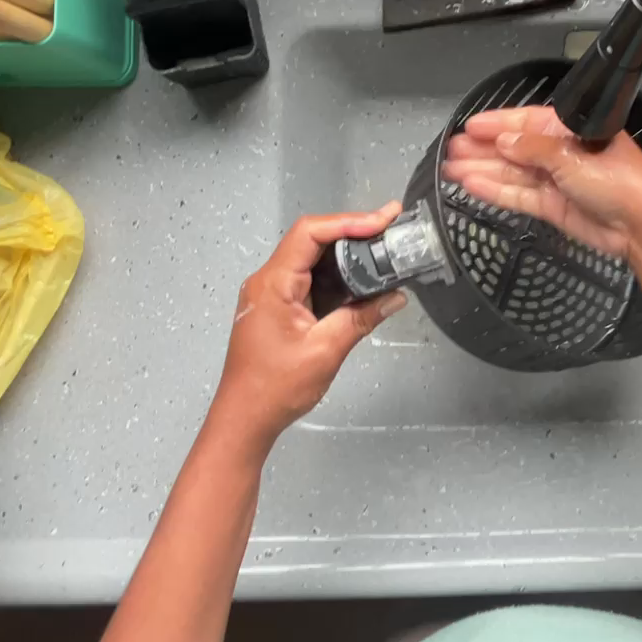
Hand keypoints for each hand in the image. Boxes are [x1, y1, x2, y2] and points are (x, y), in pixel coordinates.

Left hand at [212, 203, 407, 446]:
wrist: (244, 419)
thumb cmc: (277, 387)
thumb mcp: (325, 351)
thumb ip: (361, 318)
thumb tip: (396, 297)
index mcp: (273, 282)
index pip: (310, 233)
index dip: (348, 222)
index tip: (382, 221)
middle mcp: (269, 279)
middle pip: (312, 240)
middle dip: (352, 231)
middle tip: (390, 227)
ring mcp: (272, 293)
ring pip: (312, 258)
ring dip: (347, 253)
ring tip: (383, 247)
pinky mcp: (279, 307)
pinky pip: (310, 279)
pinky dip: (337, 275)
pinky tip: (363, 278)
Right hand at [440, 106, 641, 257]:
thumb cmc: (624, 181)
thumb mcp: (571, 154)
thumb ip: (533, 148)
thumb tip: (504, 141)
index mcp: (570, 130)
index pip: (525, 122)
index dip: (496, 124)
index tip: (470, 126)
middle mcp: (562, 153)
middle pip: (514, 148)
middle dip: (483, 148)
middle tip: (453, 149)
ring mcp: (556, 181)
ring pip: (512, 173)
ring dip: (483, 169)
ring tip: (453, 168)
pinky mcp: (553, 206)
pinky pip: (518, 196)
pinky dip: (496, 191)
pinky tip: (474, 185)